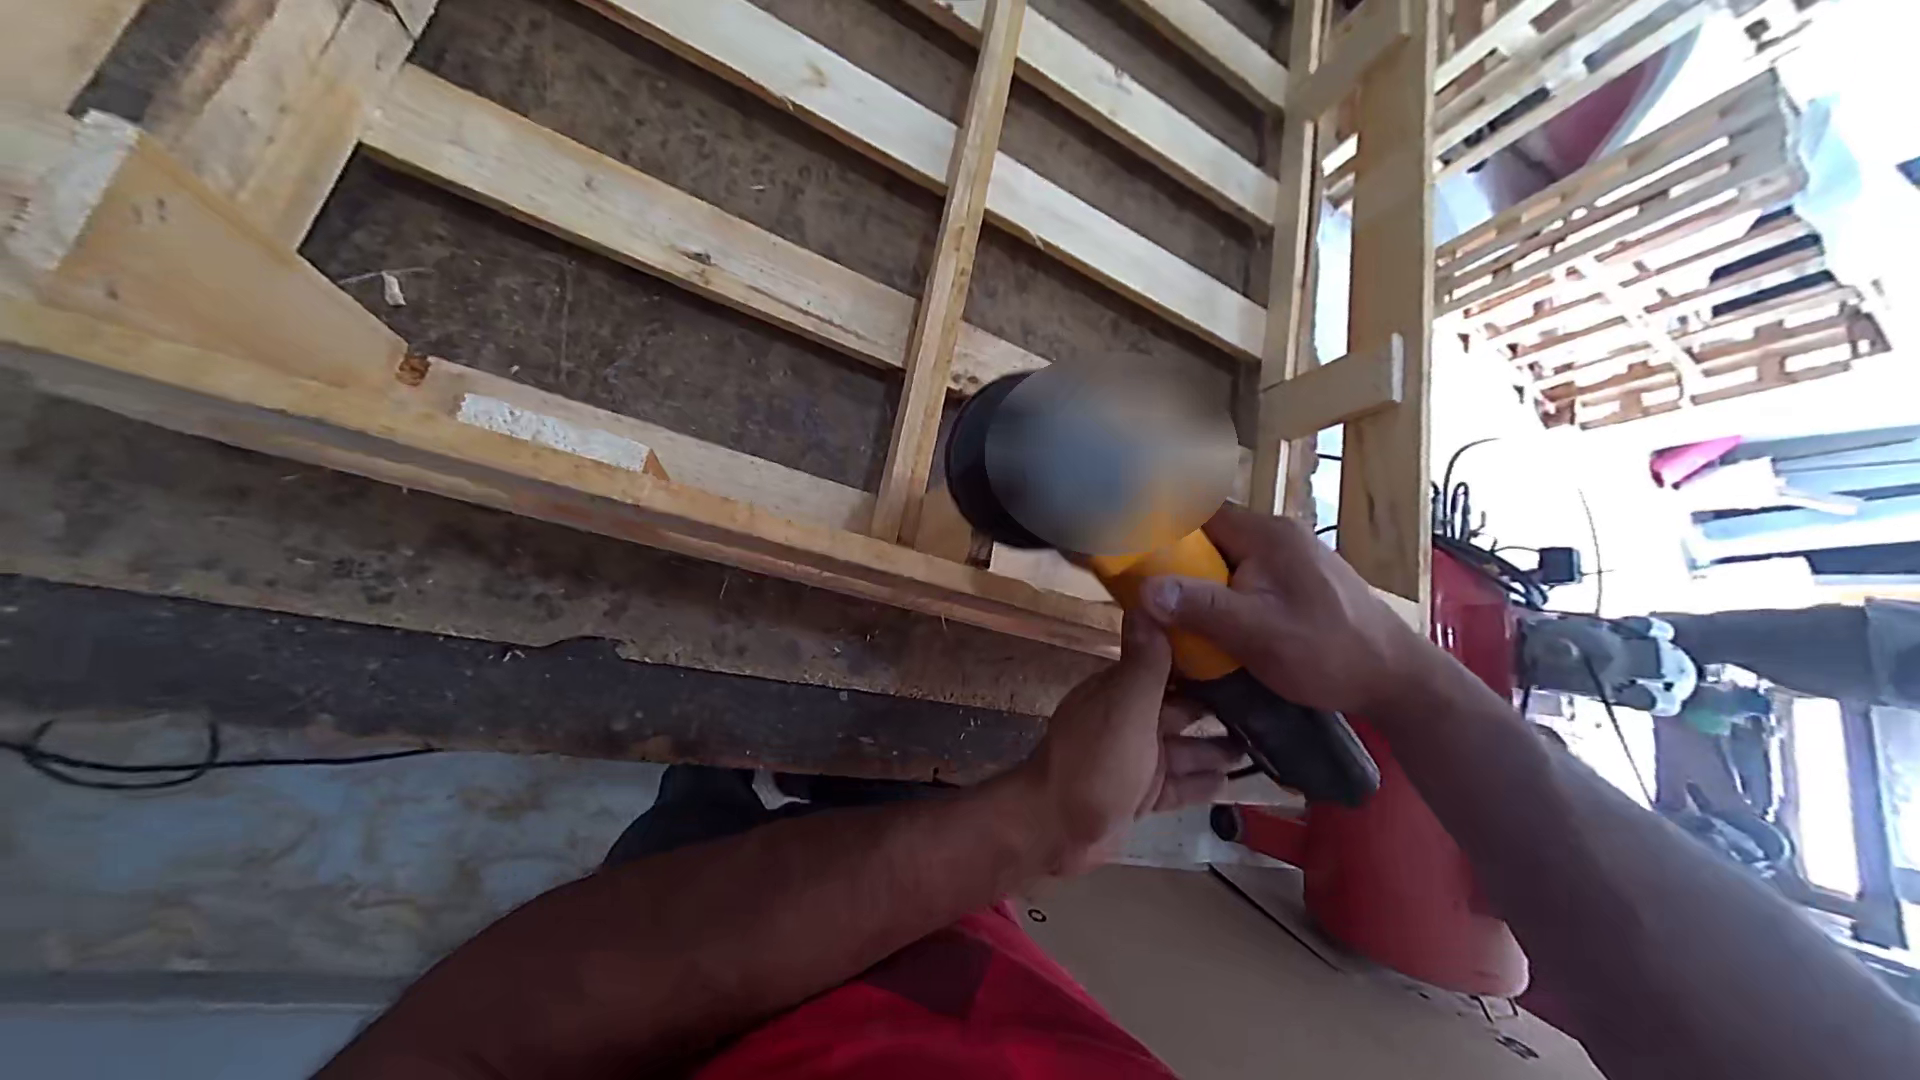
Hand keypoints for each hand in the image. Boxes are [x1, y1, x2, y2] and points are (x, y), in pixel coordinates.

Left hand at [1009, 612, 1242, 873]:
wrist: (1057, 831)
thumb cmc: (1095, 764)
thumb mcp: (1124, 708)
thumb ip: (1143, 663)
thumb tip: (1148, 602)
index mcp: (1122, 692)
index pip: (1167, 666)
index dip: (1203, 661)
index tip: (1247, 654)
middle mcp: (1129, 720)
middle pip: (1182, 710)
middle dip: (1220, 708)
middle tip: (1273, 707)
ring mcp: (1135, 759)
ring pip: (1185, 749)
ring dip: (1219, 747)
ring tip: (1267, 744)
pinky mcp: (1141, 794)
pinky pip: (1179, 784)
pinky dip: (1203, 781)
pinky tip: (1235, 781)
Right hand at [1137, 504, 1431, 717]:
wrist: (1398, 680)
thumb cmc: (1330, 652)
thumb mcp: (1259, 634)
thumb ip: (1202, 608)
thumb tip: (1143, 591)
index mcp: (1267, 535)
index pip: (1199, 512)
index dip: (1161, 526)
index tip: (1129, 548)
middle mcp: (1277, 535)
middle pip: (1209, 535)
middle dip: (1176, 559)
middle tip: (1144, 588)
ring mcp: (1289, 557)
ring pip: (1225, 556)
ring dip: (1198, 578)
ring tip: (1171, 607)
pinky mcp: (1295, 579)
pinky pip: (1243, 573)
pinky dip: (1220, 589)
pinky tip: (1211, 618)